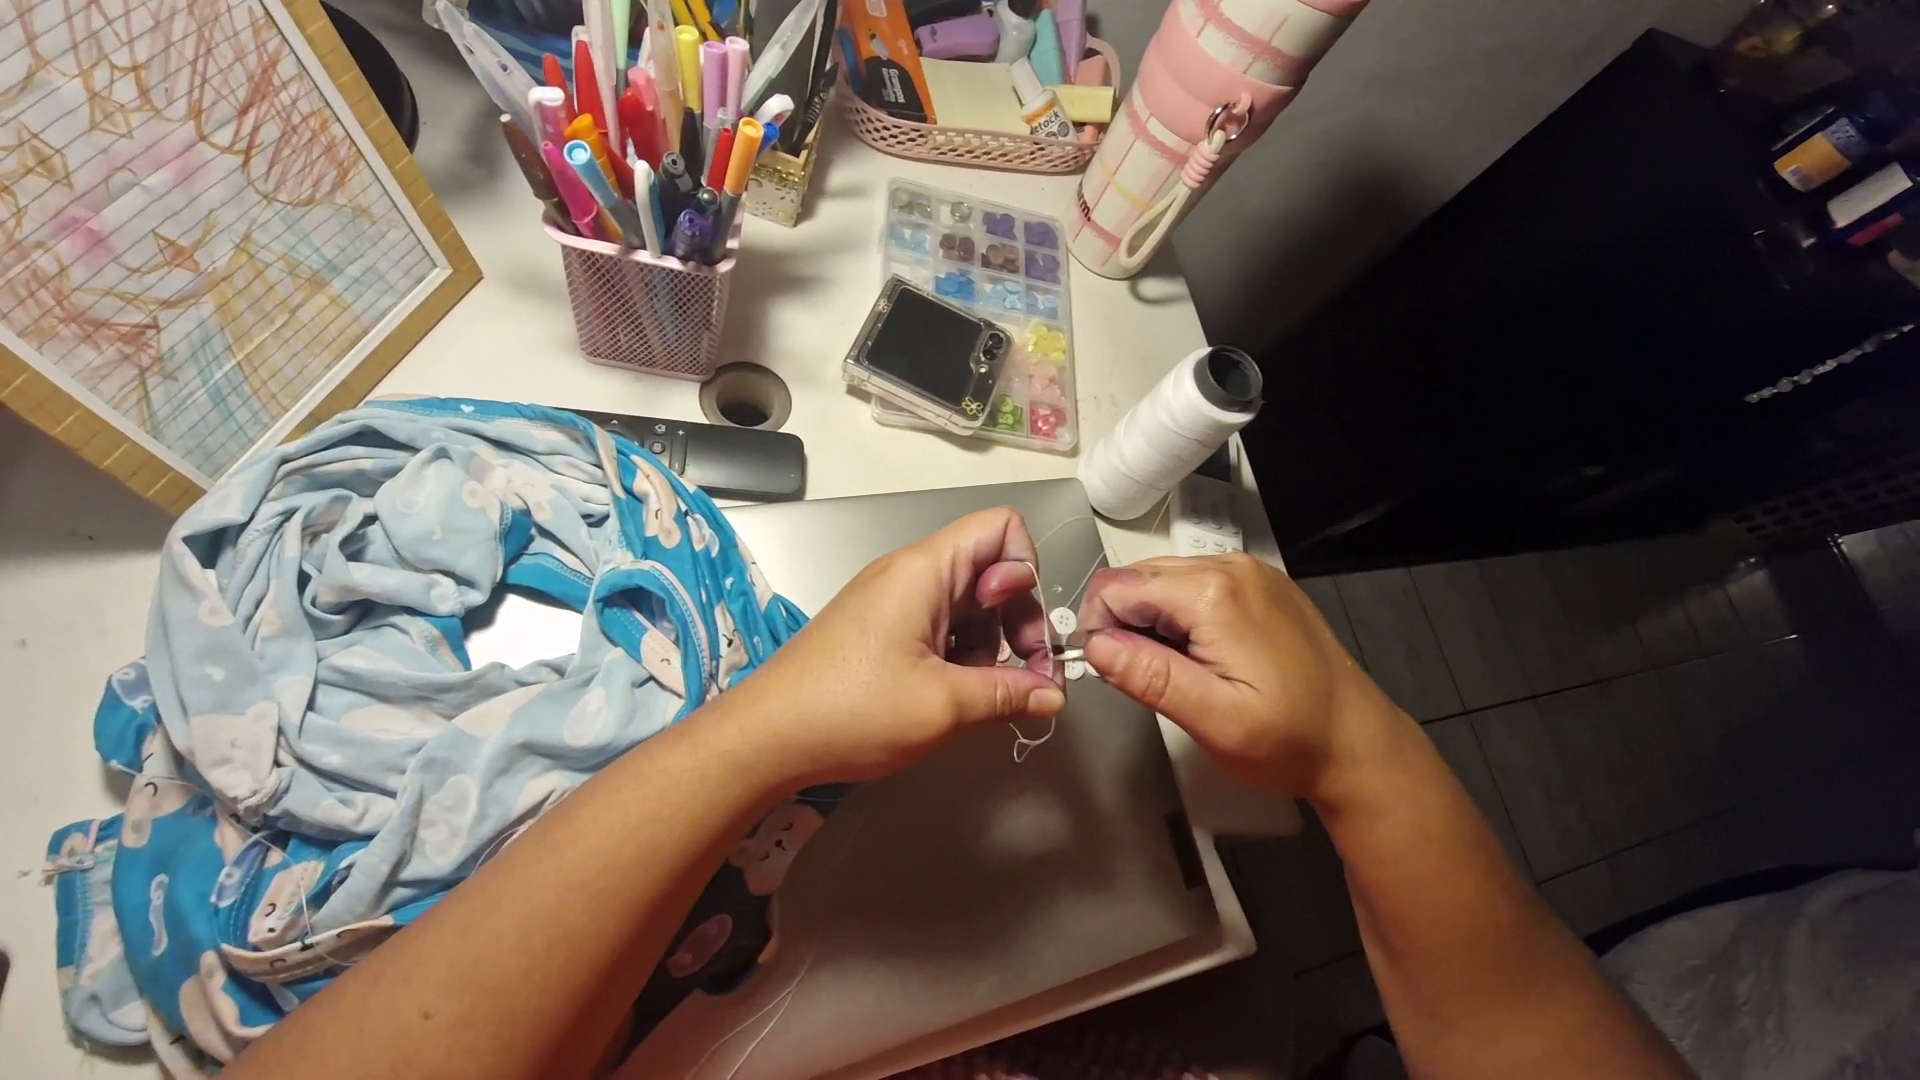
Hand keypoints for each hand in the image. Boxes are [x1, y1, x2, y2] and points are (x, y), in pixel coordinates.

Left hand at [726, 508, 1065, 785]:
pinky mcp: (881, 628)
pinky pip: (940, 627)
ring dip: (987, 648)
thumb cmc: (853, 711)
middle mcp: (911, 573)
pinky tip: (948, 697)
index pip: (1002, 527)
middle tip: (1024, 677)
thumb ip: (1008, 694)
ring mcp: (894, 601)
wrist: (767, 738)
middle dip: (1017, 621)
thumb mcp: (942, 706)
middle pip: (991, 570)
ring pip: (968, 605)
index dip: (1027, 571)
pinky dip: (957, 657)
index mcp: (926, 569)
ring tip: (975, 695)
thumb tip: (1056, 694)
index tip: (1018, 630)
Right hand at [1077, 554, 1398, 799]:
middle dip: (1121, 622)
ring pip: (1163, 579)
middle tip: (1141, 678)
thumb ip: (1150, 677)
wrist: (1360, 743)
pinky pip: (1193, 584)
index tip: (1110, 672)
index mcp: (1214, 593)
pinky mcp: (1259, 584)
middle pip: (1138, 577)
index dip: (1098, 627)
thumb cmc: (1289, 739)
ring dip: (1148, 619)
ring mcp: (1249, 571)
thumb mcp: (1214, 719)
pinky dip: (1178, 615)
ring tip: (1173, 670)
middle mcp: (1229, 566)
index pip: (1118, 587)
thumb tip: (1093, 646)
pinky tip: (1198, 655)